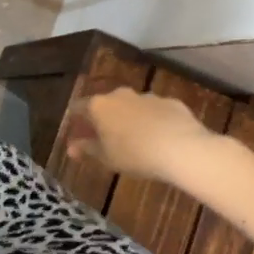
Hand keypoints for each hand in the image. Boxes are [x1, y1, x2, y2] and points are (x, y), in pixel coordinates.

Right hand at [68, 87, 218, 181]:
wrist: (182, 149)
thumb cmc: (135, 154)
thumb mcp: (106, 157)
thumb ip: (87, 149)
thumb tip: (71, 148)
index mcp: (99, 106)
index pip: (78, 107)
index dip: (76, 119)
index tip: (77, 131)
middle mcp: (120, 95)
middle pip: (106, 104)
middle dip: (105, 118)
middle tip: (108, 137)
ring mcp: (147, 97)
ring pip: (133, 106)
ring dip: (131, 118)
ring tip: (138, 139)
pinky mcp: (171, 103)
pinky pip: (157, 111)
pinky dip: (155, 121)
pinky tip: (162, 137)